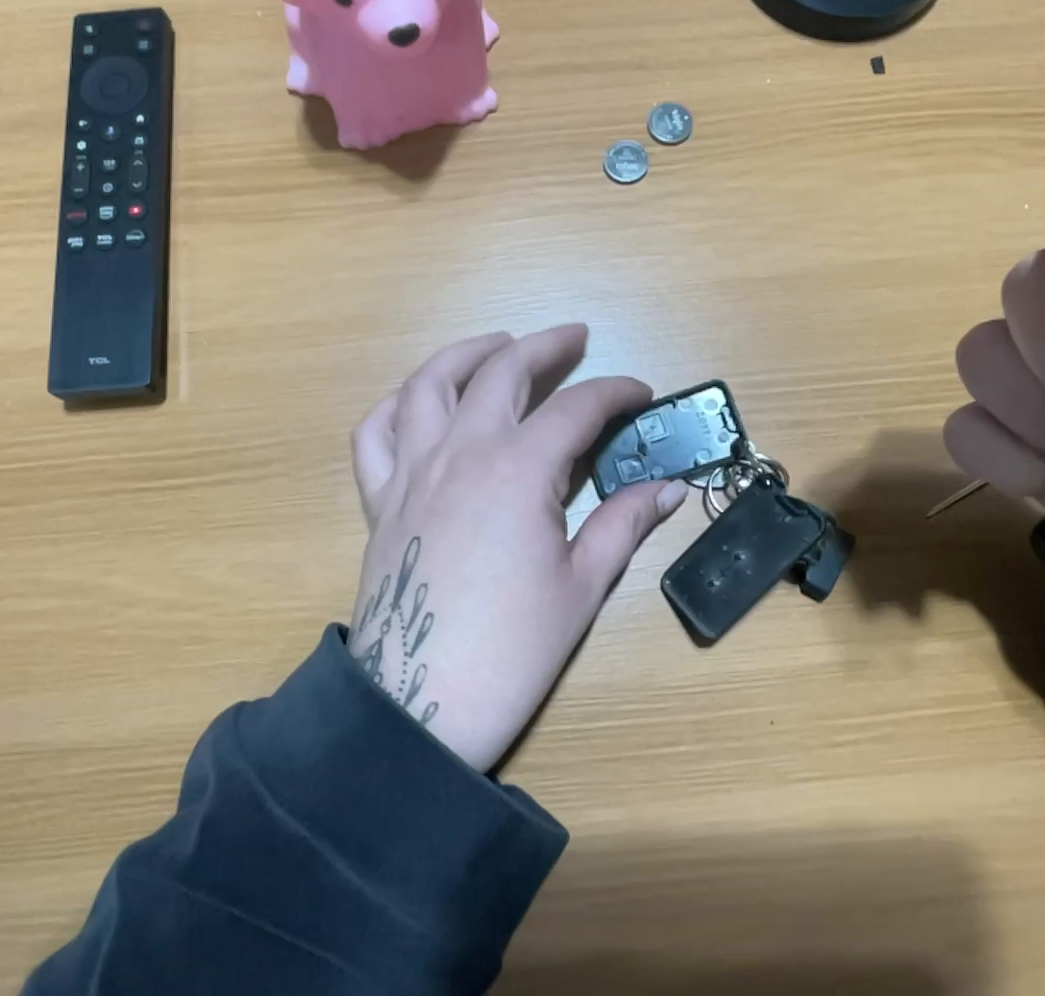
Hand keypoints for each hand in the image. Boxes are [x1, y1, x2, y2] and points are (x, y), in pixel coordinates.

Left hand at [347, 324, 689, 771]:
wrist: (420, 704)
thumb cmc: (511, 650)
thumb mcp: (582, 587)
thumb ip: (623, 525)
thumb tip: (670, 489)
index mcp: (518, 470)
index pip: (575, 409)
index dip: (614, 393)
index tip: (640, 393)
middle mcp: (460, 453)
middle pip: (501, 373)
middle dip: (544, 348)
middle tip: (574, 340)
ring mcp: (411, 472)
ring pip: (429, 385)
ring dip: (467, 355)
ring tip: (498, 348)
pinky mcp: (380, 501)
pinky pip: (375, 434)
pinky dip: (398, 405)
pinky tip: (420, 401)